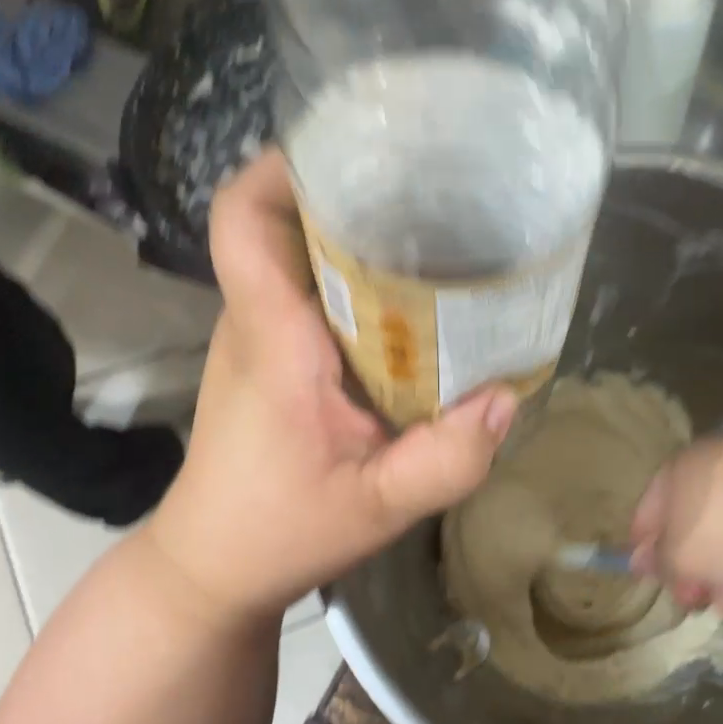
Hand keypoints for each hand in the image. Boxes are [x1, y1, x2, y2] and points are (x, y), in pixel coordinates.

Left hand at [144, 152, 517, 620]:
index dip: (287, 171)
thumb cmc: (281, 534)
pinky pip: (311, 299)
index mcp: (273, 343)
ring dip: (359, 245)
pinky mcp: (270, 362)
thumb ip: (446, 461)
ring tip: (436, 249)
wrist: (215, 565)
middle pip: (286, 224)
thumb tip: (506, 399)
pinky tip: (414, 315)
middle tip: (436, 205)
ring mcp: (258, 341)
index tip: (359, 158)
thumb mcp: (378, 509)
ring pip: (302, 260)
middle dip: (353, 200)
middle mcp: (256, 324)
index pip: (243, 220)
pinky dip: (357, 289)